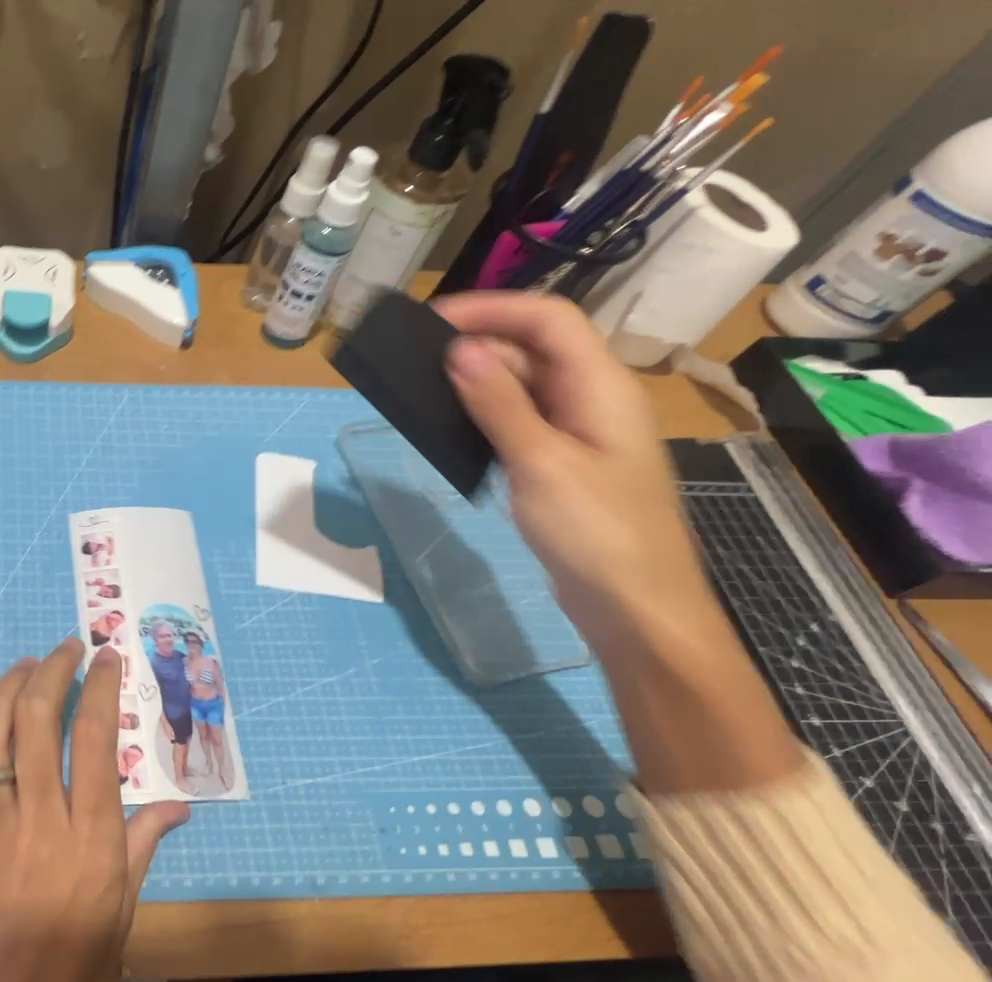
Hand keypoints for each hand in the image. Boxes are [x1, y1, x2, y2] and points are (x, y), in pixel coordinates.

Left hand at [0, 640, 189, 981]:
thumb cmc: (73, 973)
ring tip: (28, 665)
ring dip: (9, 688)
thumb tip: (178, 804)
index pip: (94, 740)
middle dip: (53, 670)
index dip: (100, 688)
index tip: (105, 658)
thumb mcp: (123, 913)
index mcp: (90, 842)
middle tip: (67, 648)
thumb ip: (143, 845)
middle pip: (40, 721)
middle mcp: (37, 822)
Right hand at [434, 292, 712, 641]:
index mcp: (601, 386)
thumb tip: (460, 350)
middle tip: (414, 362)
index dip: (491, 309)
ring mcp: (579, 431)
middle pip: (533, 348)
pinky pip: (521, 421)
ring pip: (524, 386)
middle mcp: (592, 398)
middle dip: (477, 345)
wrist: (635, 606)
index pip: (547, 319)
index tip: (431, 322)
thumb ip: (499, 404)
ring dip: (477, 382)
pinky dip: (486, 416)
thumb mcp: (541, 463)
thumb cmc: (596, 532)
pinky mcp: (563, 462)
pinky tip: (453, 432)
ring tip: (423, 392)